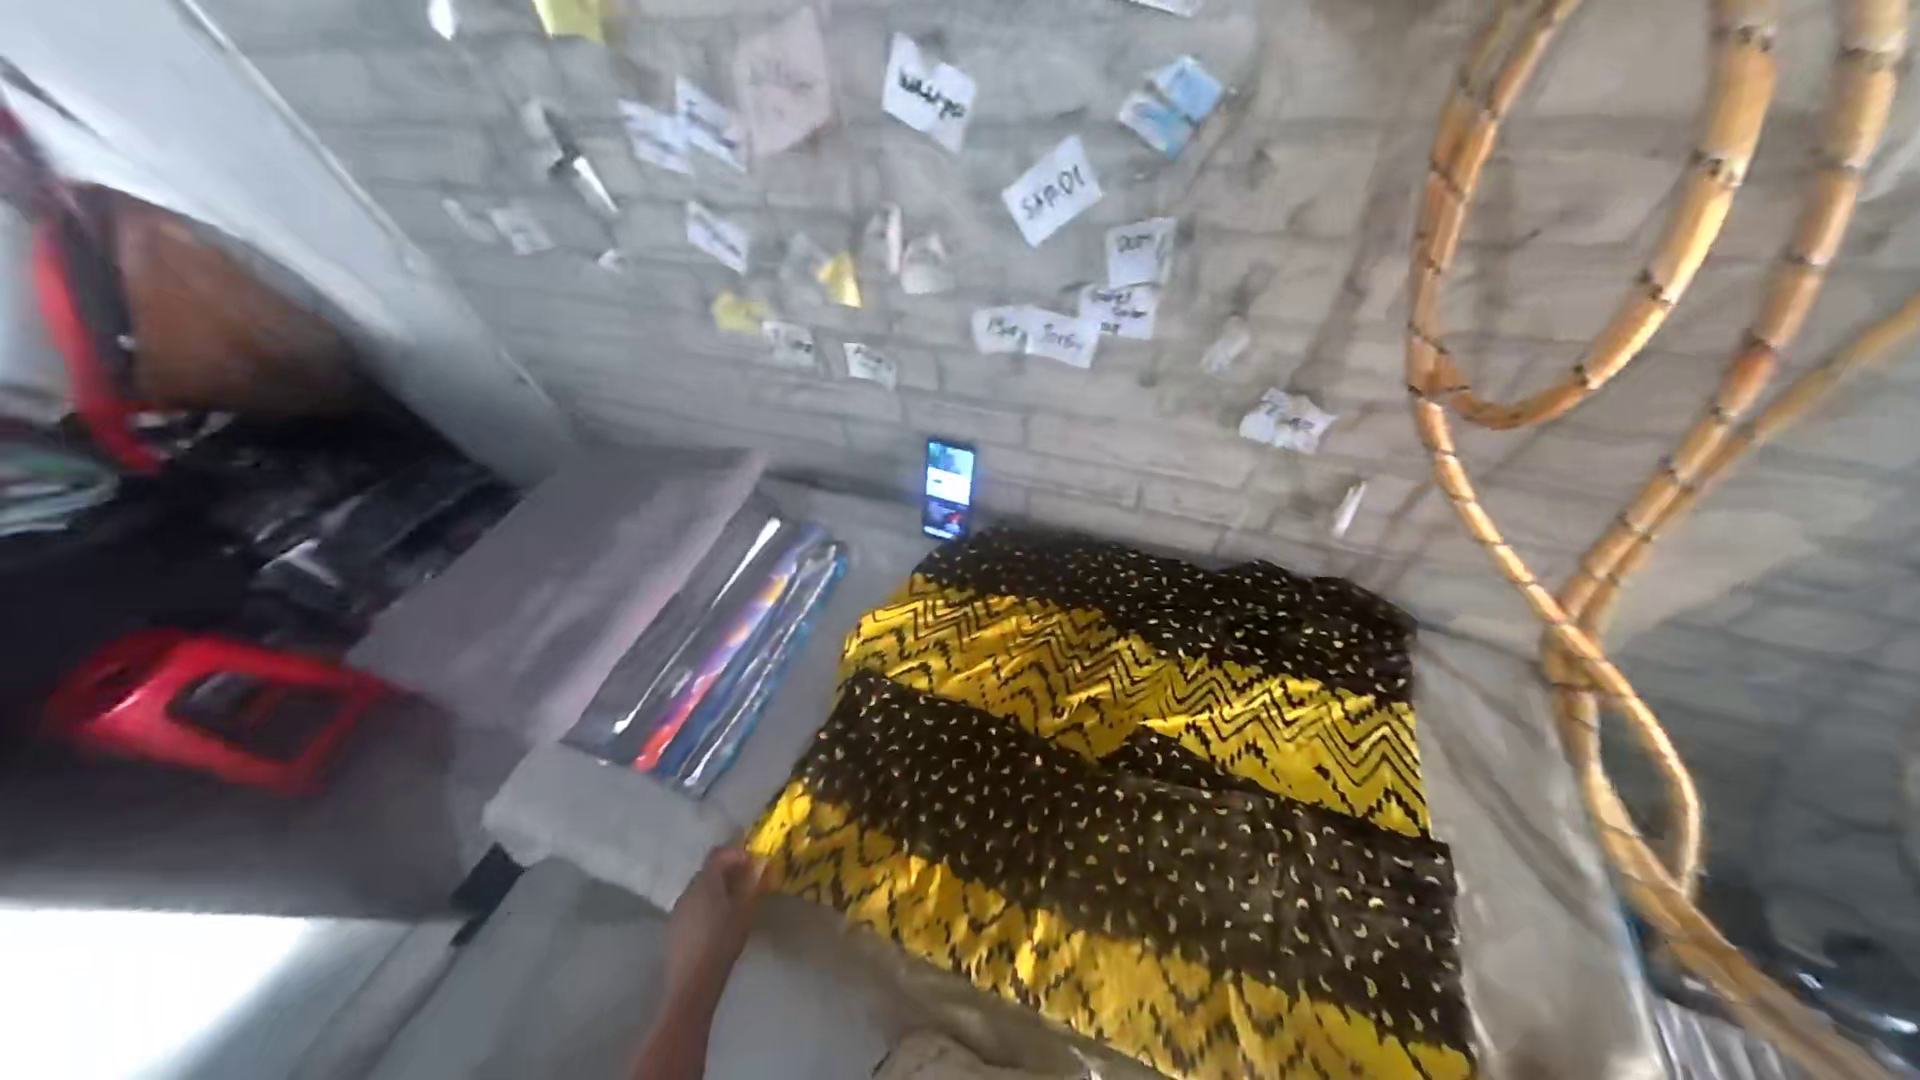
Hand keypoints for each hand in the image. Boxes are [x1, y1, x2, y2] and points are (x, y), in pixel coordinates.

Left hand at [664, 847, 764, 1006]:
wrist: (692, 984)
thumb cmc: (722, 942)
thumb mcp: (744, 911)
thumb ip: (751, 884)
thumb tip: (759, 864)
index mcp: (705, 882)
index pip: (718, 854)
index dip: (736, 854)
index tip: (753, 863)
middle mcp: (688, 890)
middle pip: (708, 871)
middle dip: (728, 872)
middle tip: (747, 883)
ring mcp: (678, 909)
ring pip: (700, 889)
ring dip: (717, 889)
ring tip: (734, 904)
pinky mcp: (674, 928)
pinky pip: (693, 906)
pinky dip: (706, 905)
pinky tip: (717, 923)